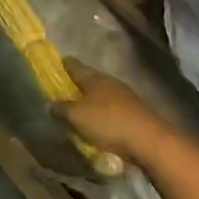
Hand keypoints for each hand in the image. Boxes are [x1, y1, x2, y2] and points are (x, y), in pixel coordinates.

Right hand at [54, 56, 171, 157]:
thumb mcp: (76, 116)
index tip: (61, 59)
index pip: (78, 67)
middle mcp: (111, 83)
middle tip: (66, 83)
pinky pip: (111, 106)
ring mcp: (125, 97)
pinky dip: (101, 109)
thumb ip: (62, 108)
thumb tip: (51, 104)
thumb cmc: (106, 122)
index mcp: (95, 80)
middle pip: (92, 79)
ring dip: (91, 96)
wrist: (147, 139)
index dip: (68, 64)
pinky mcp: (133, 111)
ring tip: (80, 102)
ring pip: (102, 92)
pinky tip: (96, 116)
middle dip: (79, 80)